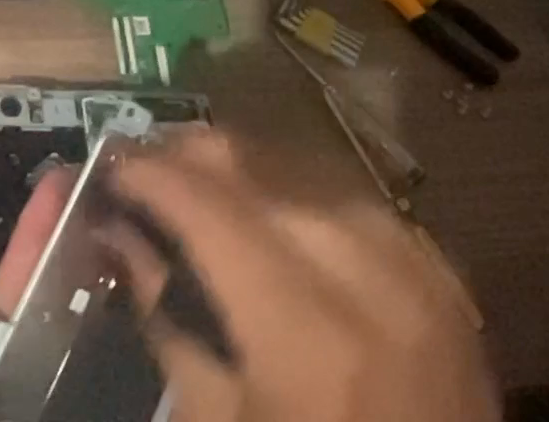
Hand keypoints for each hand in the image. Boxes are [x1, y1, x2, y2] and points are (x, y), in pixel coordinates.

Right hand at [106, 132, 498, 421]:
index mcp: (304, 333)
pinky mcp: (441, 271)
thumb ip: (162, 312)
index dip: (146, 174)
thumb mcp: (215, 419)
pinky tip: (266, 202)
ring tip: (194, 178)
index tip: (106, 166)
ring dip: (237, 162)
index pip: (206, 207)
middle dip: (185, 153)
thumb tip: (114, 233)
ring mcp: (415, 267)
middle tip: (142, 167)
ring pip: (301, 163)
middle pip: (255, 164)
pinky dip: (293, 185)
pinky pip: (348, 193)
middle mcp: (367, 276)